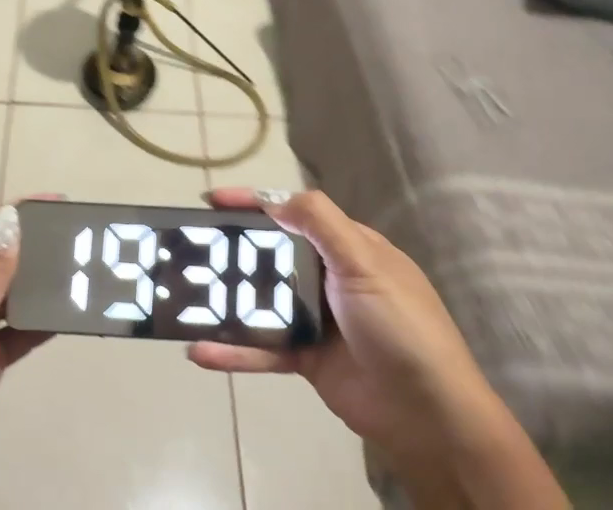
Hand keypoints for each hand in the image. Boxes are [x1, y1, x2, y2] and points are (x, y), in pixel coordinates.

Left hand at [0, 204, 51, 509]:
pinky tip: (66, 313)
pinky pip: (11, 333)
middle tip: (75, 238)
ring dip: (35, 286)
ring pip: (4, 297)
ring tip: (77, 269)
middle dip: (28, 249)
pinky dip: (35, 323)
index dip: (14, 215)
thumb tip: (8, 218)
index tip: (55, 203)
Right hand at [190, 188, 567, 509]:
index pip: (296, 213)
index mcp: (350, 247)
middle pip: (272, 256)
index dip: (256, 203)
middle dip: (232, 252)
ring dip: (226, 302)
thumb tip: (274, 200)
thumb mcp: (365, 263)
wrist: (428, 413)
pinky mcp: (307, 359)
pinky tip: (200, 352)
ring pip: (262, 303)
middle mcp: (330, 277)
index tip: (214, 200)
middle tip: (188, 248)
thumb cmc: (399, 325)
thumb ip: (320, 225)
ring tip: (184, 298)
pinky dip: (233, 350)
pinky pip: (263, 350)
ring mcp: (317, 320)